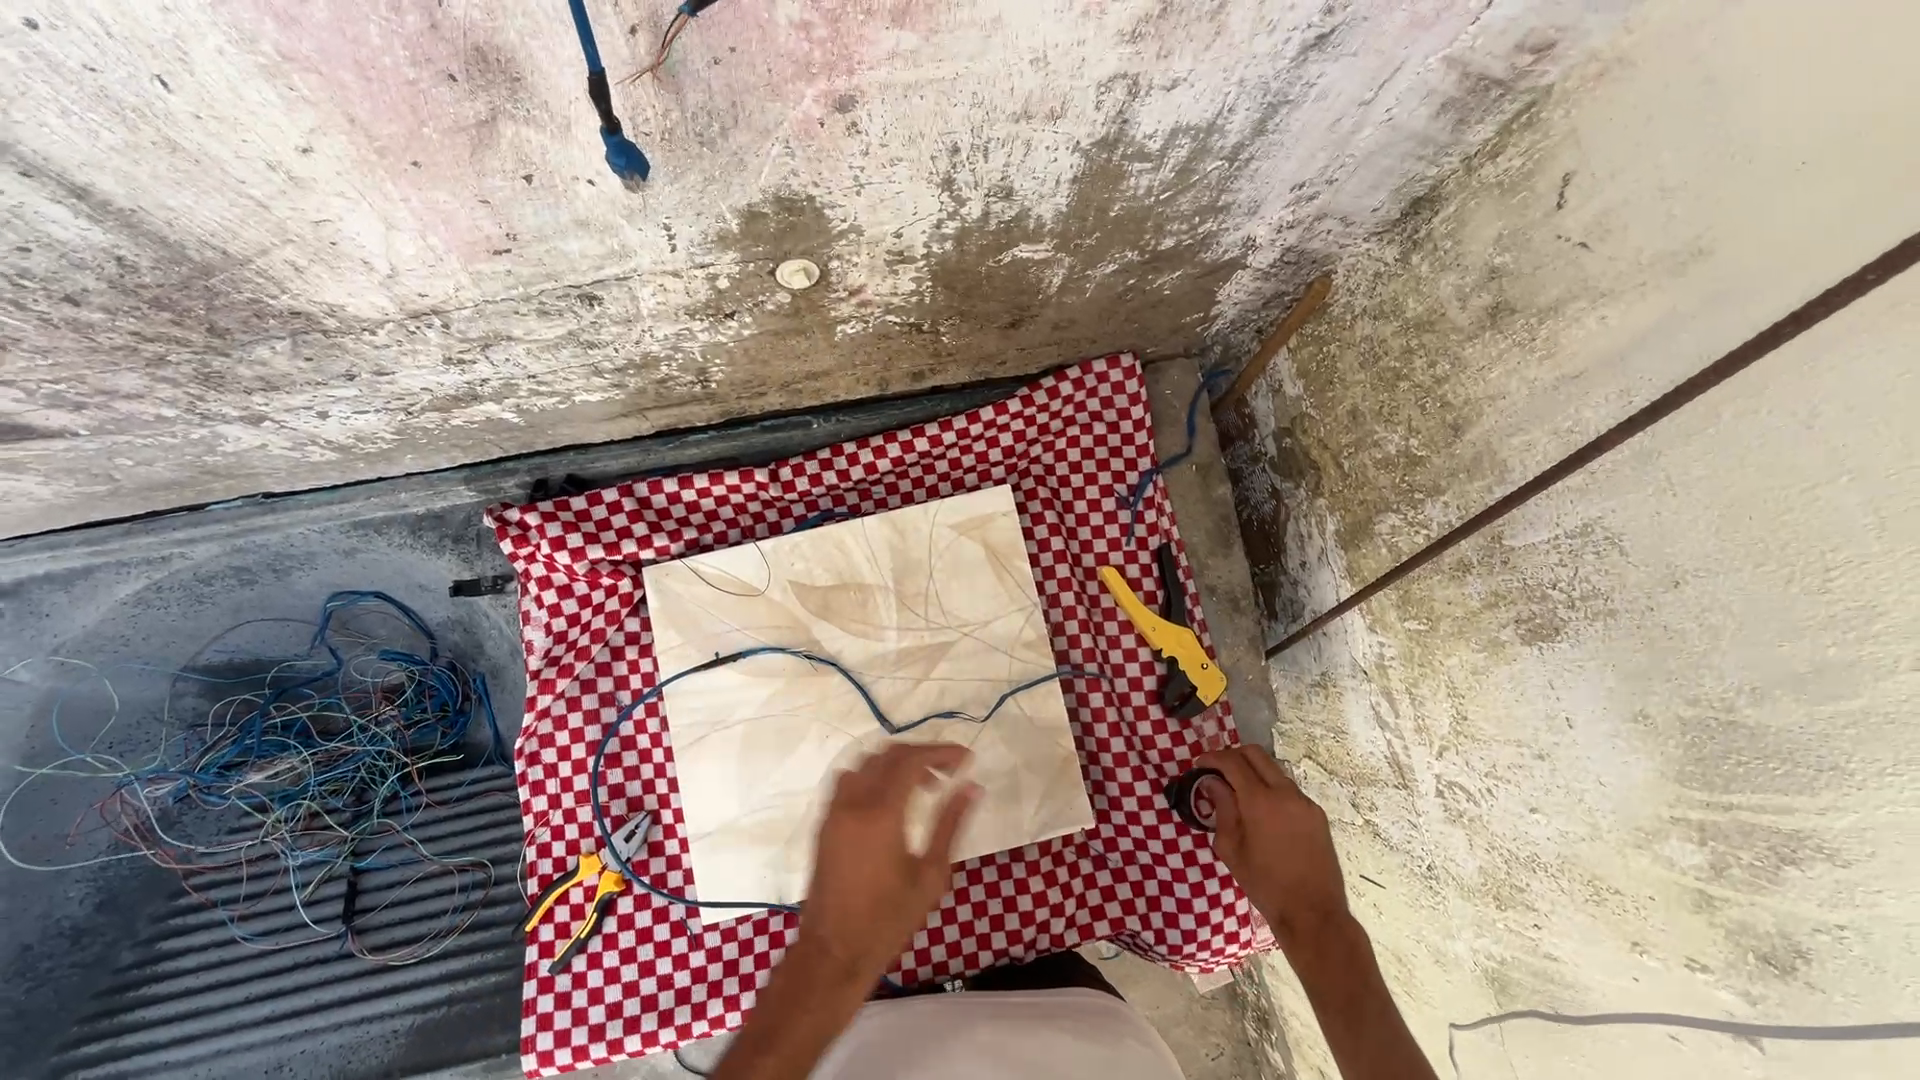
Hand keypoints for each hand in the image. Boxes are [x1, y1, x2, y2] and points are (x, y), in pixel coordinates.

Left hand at [797, 742, 980, 982]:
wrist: (834, 952)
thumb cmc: (888, 920)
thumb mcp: (930, 875)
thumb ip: (950, 825)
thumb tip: (972, 789)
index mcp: (881, 813)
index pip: (912, 760)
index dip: (942, 753)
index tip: (967, 759)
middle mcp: (853, 802)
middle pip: (888, 754)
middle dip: (922, 755)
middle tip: (949, 772)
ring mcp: (833, 811)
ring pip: (865, 763)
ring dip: (896, 763)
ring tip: (923, 786)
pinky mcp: (824, 823)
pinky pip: (848, 780)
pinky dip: (873, 775)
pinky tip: (890, 800)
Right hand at [1196, 744, 1349, 951]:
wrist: (1313, 912)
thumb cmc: (1264, 884)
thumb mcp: (1231, 849)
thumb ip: (1221, 809)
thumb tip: (1212, 783)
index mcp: (1261, 801)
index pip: (1232, 762)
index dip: (1211, 758)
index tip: (1198, 765)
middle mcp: (1286, 793)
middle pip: (1255, 754)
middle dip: (1232, 756)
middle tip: (1216, 771)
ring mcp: (1305, 801)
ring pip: (1274, 769)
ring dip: (1253, 771)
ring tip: (1237, 792)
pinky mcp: (1316, 814)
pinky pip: (1288, 789)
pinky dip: (1270, 788)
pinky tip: (1261, 812)